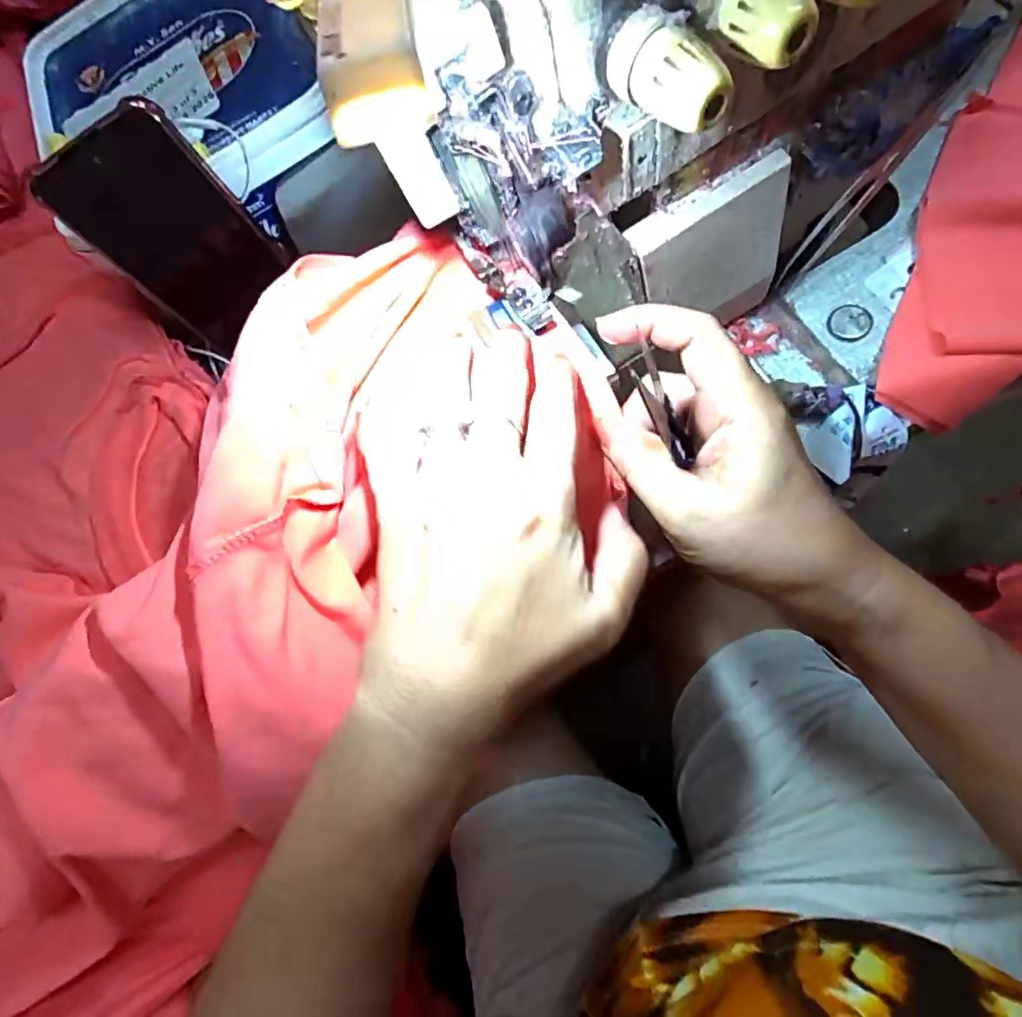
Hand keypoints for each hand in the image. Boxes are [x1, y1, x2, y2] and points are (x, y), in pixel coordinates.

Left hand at [357, 329, 647, 752]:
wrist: (439, 685)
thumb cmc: (527, 653)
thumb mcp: (605, 615)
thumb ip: (628, 551)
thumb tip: (623, 498)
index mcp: (546, 501)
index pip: (557, 417)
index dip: (561, 378)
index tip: (561, 356)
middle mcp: (490, 479)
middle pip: (501, 399)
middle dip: (510, 358)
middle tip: (513, 335)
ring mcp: (436, 487)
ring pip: (447, 407)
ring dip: (457, 368)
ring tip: (463, 341)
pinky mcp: (397, 505)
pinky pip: (393, 442)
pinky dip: (397, 409)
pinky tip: (401, 387)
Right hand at [580, 305, 885, 621]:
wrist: (818, 577)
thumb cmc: (764, 544)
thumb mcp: (688, 511)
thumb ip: (638, 462)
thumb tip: (596, 419)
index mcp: (739, 404)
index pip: (696, 333)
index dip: (648, 320)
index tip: (603, 332)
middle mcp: (737, 405)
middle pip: (670, 381)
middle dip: (634, 413)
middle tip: (615, 459)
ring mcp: (733, 428)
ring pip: (669, 413)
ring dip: (644, 441)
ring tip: (640, 486)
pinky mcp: (728, 449)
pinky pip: (680, 436)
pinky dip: (658, 454)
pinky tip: (654, 489)